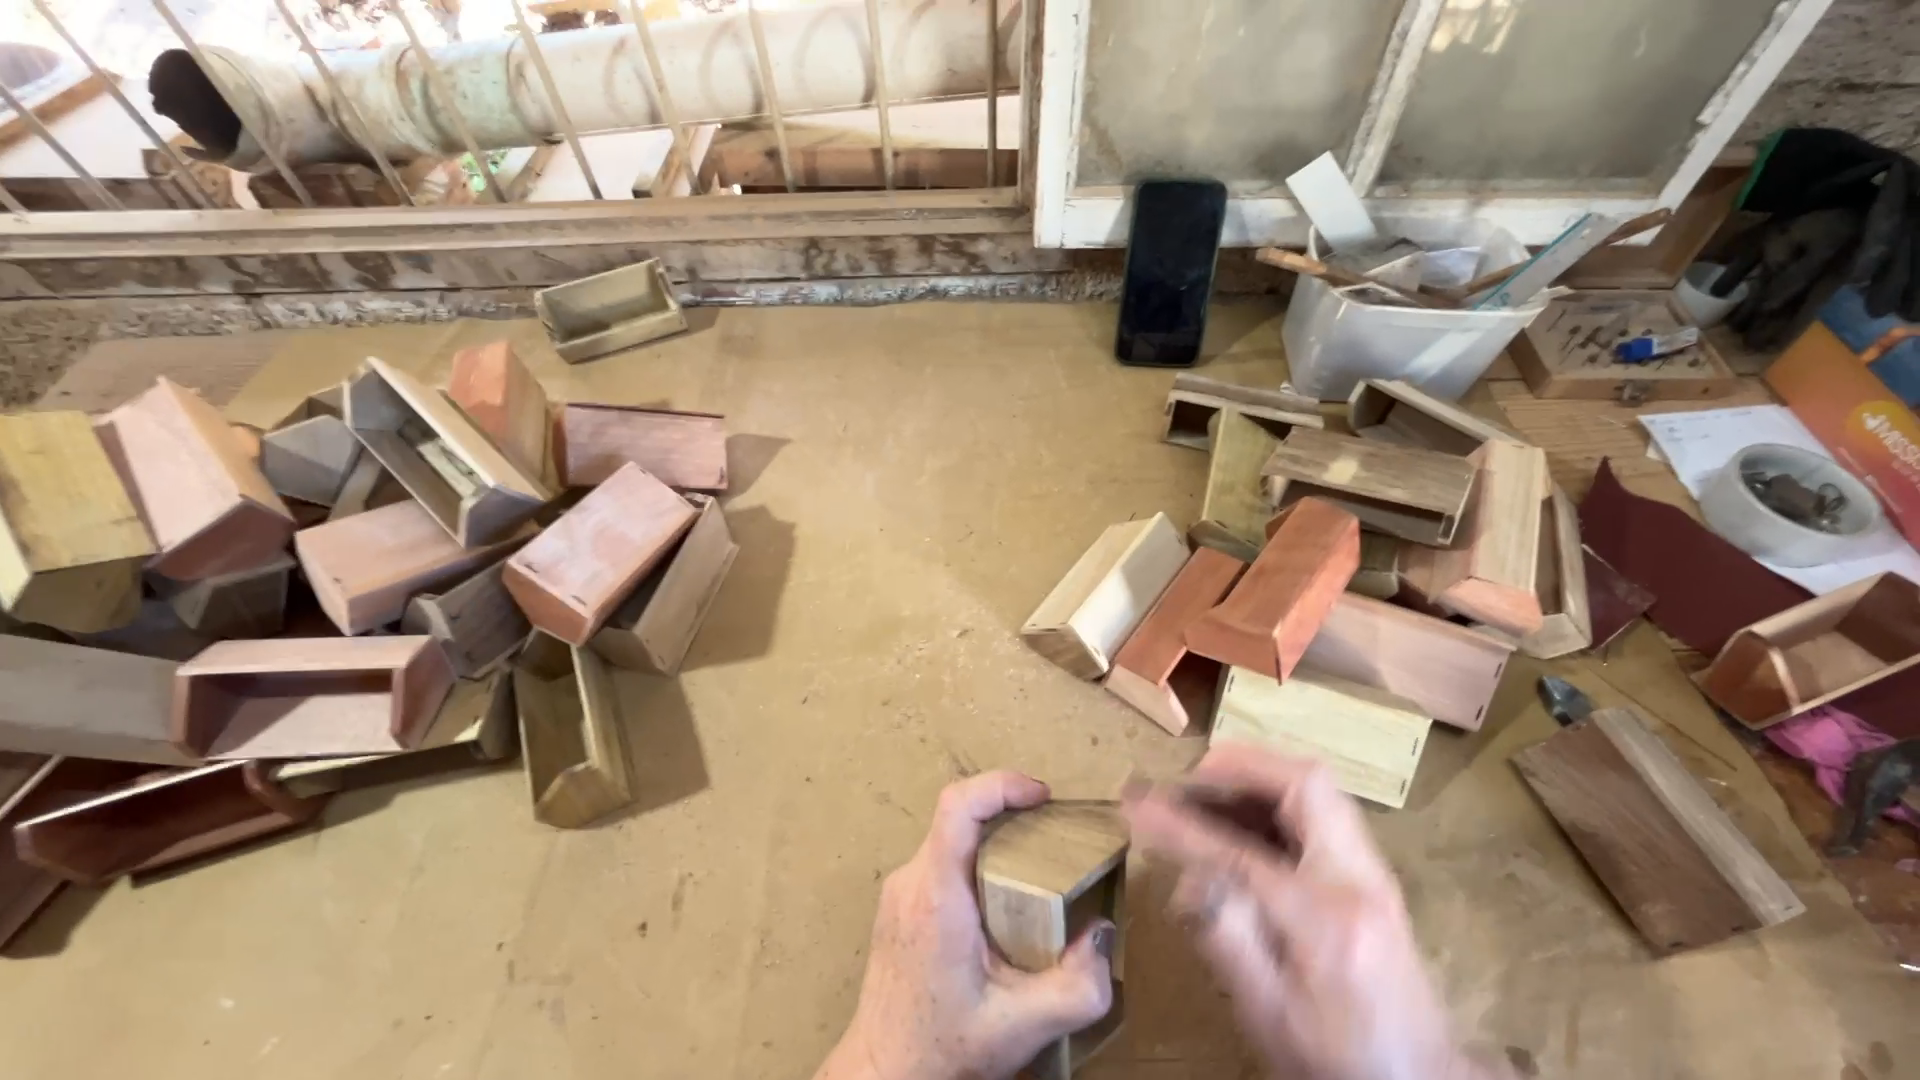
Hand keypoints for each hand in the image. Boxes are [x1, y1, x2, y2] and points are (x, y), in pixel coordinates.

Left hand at [814, 771, 1116, 1079]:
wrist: (884, 1074)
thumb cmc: (945, 1048)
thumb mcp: (1024, 1027)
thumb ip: (1079, 986)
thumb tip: (1104, 934)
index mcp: (937, 895)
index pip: (958, 806)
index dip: (1001, 785)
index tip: (1041, 795)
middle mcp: (910, 881)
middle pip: (957, 816)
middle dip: (1009, 813)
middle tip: (1052, 837)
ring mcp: (898, 892)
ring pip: (949, 839)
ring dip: (992, 840)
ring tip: (1034, 872)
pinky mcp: (897, 905)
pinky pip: (940, 861)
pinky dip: (975, 861)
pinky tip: (1001, 902)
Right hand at [1124, 745, 1497, 1079]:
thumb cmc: (1338, 1061)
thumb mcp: (1270, 1016)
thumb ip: (1226, 940)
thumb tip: (1188, 877)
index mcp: (1327, 921)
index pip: (1241, 852)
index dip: (1182, 824)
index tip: (1136, 804)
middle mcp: (1359, 879)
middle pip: (1306, 782)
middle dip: (1241, 766)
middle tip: (1189, 780)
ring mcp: (1373, 873)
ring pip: (1316, 788)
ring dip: (1257, 779)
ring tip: (1206, 796)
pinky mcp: (1371, 877)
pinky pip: (1321, 811)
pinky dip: (1275, 801)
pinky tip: (1241, 825)